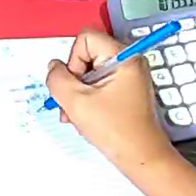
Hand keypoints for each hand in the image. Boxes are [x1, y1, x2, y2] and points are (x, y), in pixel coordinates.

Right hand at [46, 29, 177, 172]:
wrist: (141, 156)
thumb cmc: (116, 130)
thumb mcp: (75, 102)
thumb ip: (57, 79)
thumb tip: (54, 67)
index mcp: (123, 57)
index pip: (85, 39)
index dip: (73, 61)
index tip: (77, 86)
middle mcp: (129, 62)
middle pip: (87, 56)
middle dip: (74, 81)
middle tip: (73, 104)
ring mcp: (129, 77)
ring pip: (90, 73)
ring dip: (78, 94)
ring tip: (78, 116)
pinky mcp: (127, 91)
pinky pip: (99, 86)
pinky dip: (89, 100)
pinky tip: (87, 118)